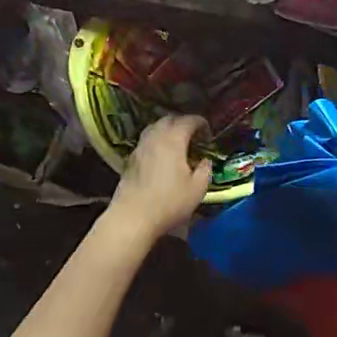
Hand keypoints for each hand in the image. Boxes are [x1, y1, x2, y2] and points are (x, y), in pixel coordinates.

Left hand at [108, 115, 212, 239]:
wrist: (133, 216)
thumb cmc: (169, 202)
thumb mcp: (197, 189)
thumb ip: (205, 170)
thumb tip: (205, 161)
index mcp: (172, 140)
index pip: (187, 121)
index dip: (200, 122)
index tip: (207, 131)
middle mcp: (154, 138)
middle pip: (168, 120)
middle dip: (182, 123)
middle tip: (192, 135)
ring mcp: (139, 148)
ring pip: (153, 129)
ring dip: (166, 131)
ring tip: (176, 144)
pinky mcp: (129, 160)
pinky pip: (145, 143)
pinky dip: (155, 143)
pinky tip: (160, 157)